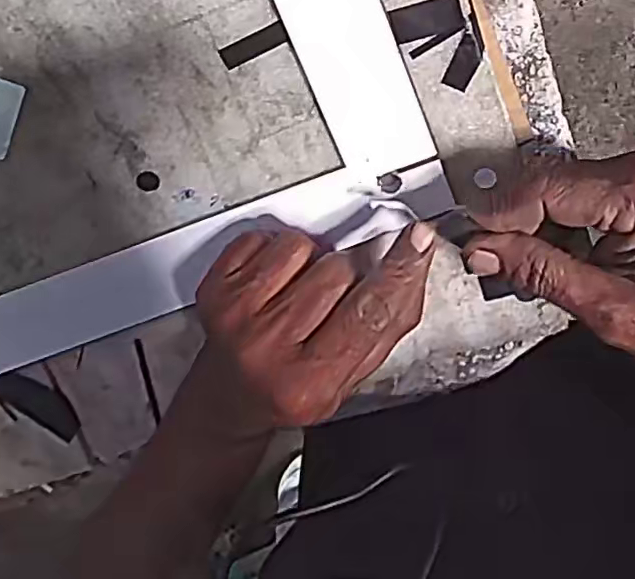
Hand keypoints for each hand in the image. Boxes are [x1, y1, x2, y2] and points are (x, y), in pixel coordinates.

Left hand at [189, 221, 437, 433]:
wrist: (231, 396)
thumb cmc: (294, 384)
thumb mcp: (352, 375)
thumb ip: (389, 322)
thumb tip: (416, 264)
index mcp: (310, 383)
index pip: (370, 311)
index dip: (400, 269)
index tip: (417, 239)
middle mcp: (268, 351)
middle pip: (339, 270)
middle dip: (348, 273)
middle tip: (334, 298)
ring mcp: (238, 318)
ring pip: (304, 247)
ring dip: (311, 260)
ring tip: (301, 290)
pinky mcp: (216, 290)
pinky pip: (266, 238)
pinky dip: (276, 251)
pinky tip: (275, 282)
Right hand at [465, 151, 634, 386]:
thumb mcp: (610, 308)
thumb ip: (542, 272)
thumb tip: (491, 251)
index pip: (547, 189)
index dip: (501, 216)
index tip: (472, 239)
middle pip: (549, 182)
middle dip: (512, 219)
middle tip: (485, 254)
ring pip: (558, 186)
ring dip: (531, 222)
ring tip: (514, 262)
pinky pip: (577, 193)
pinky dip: (554, 221)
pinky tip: (546, 252)